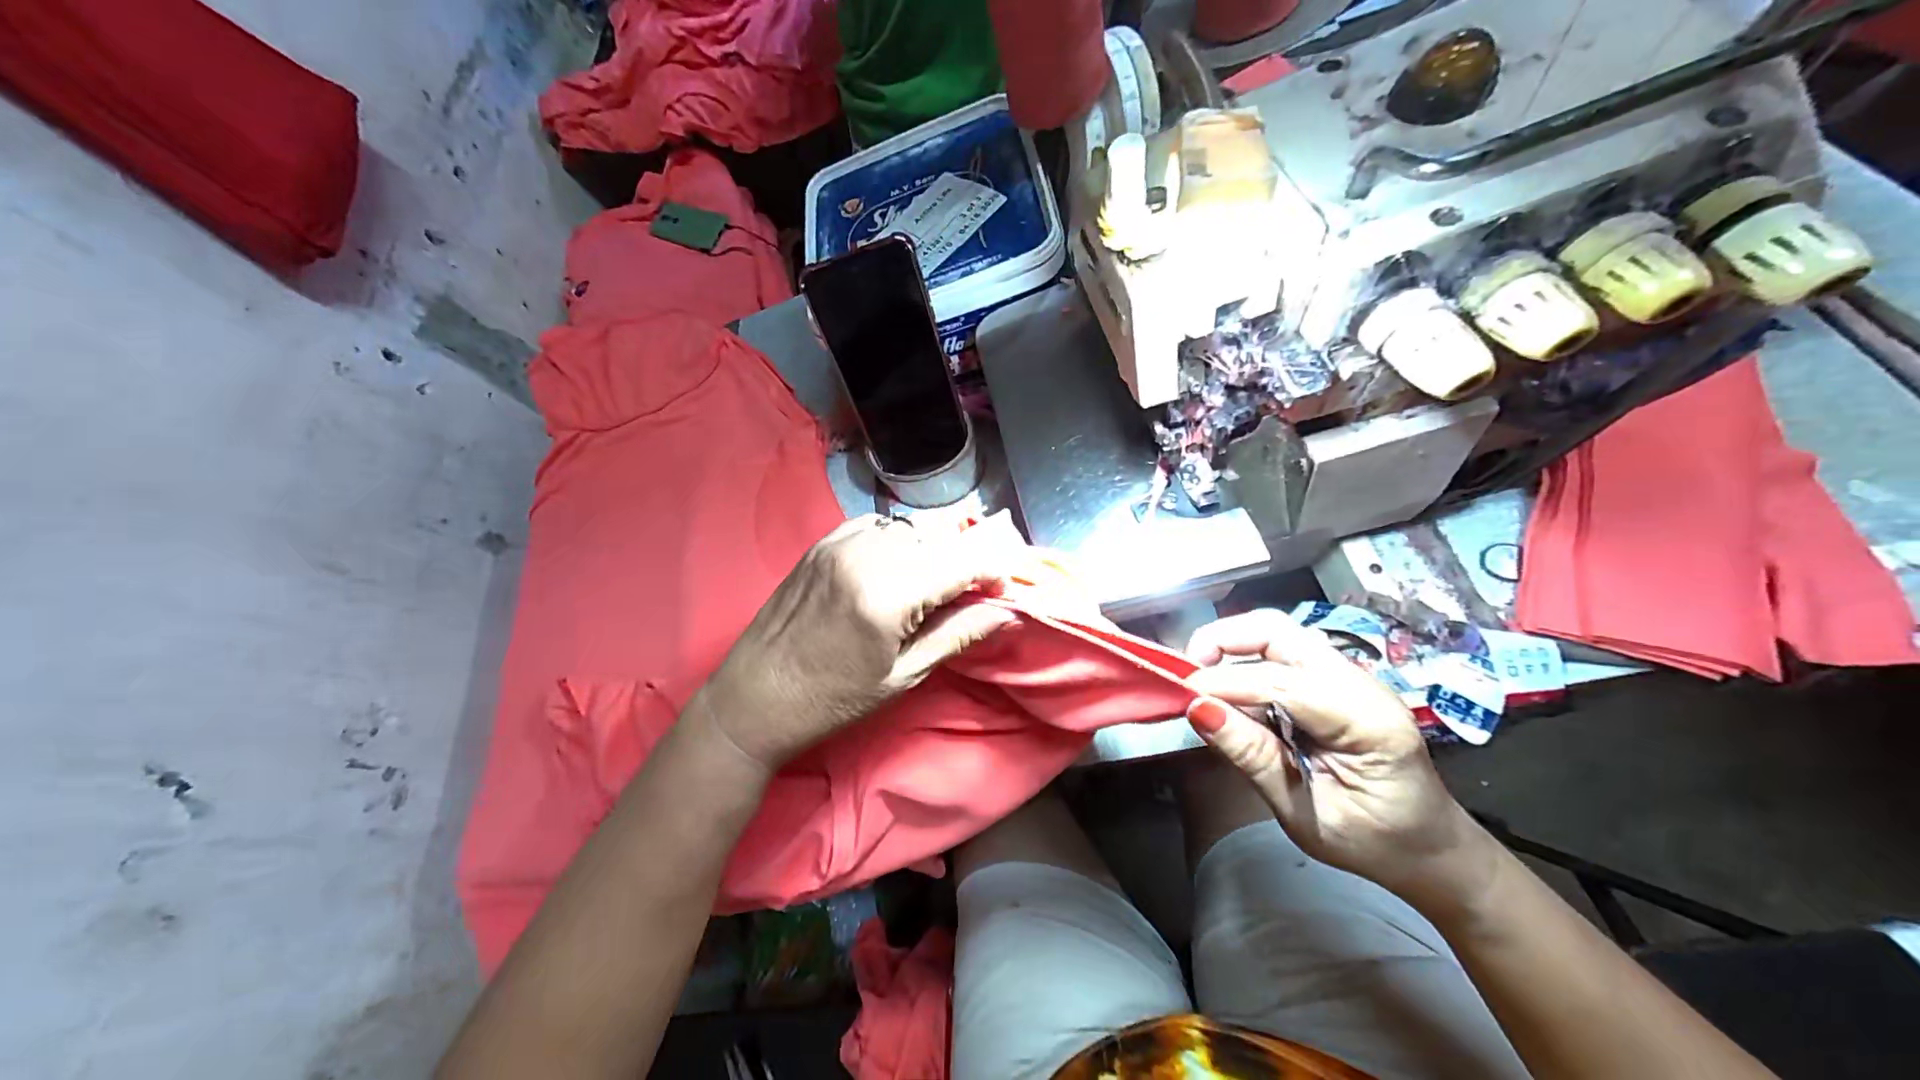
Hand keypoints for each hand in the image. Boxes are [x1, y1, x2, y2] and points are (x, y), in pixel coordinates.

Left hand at [691, 515, 1022, 774]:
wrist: (754, 696)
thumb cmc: (832, 699)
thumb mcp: (903, 676)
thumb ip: (958, 635)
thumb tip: (1007, 612)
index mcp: (889, 593)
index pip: (964, 561)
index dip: (995, 570)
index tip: (1007, 589)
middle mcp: (866, 553)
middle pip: (942, 535)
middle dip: (971, 553)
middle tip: (982, 583)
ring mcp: (840, 542)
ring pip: (912, 525)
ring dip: (938, 543)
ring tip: (945, 574)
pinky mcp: (823, 542)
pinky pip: (879, 525)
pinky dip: (902, 537)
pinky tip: (904, 562)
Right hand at [1183, 609, 1496, 905]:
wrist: (1428, 846)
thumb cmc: (1374, 842)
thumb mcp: (1307, 815)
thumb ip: (1253, 758)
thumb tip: (1199, 710)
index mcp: (1369, 722)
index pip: (1282, 682)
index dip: (1225, 684)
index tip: (1182, 698)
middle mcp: (1360, 683)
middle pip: (1278, 631)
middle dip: (1222, 640)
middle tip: (1186, 673)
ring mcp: (1348, 676)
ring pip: (1276, 634)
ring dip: (1229, 648)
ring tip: (1200, 683)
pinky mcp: (1332, 679)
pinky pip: (1279, 653)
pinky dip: (1242, 661)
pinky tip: (1228, 692)